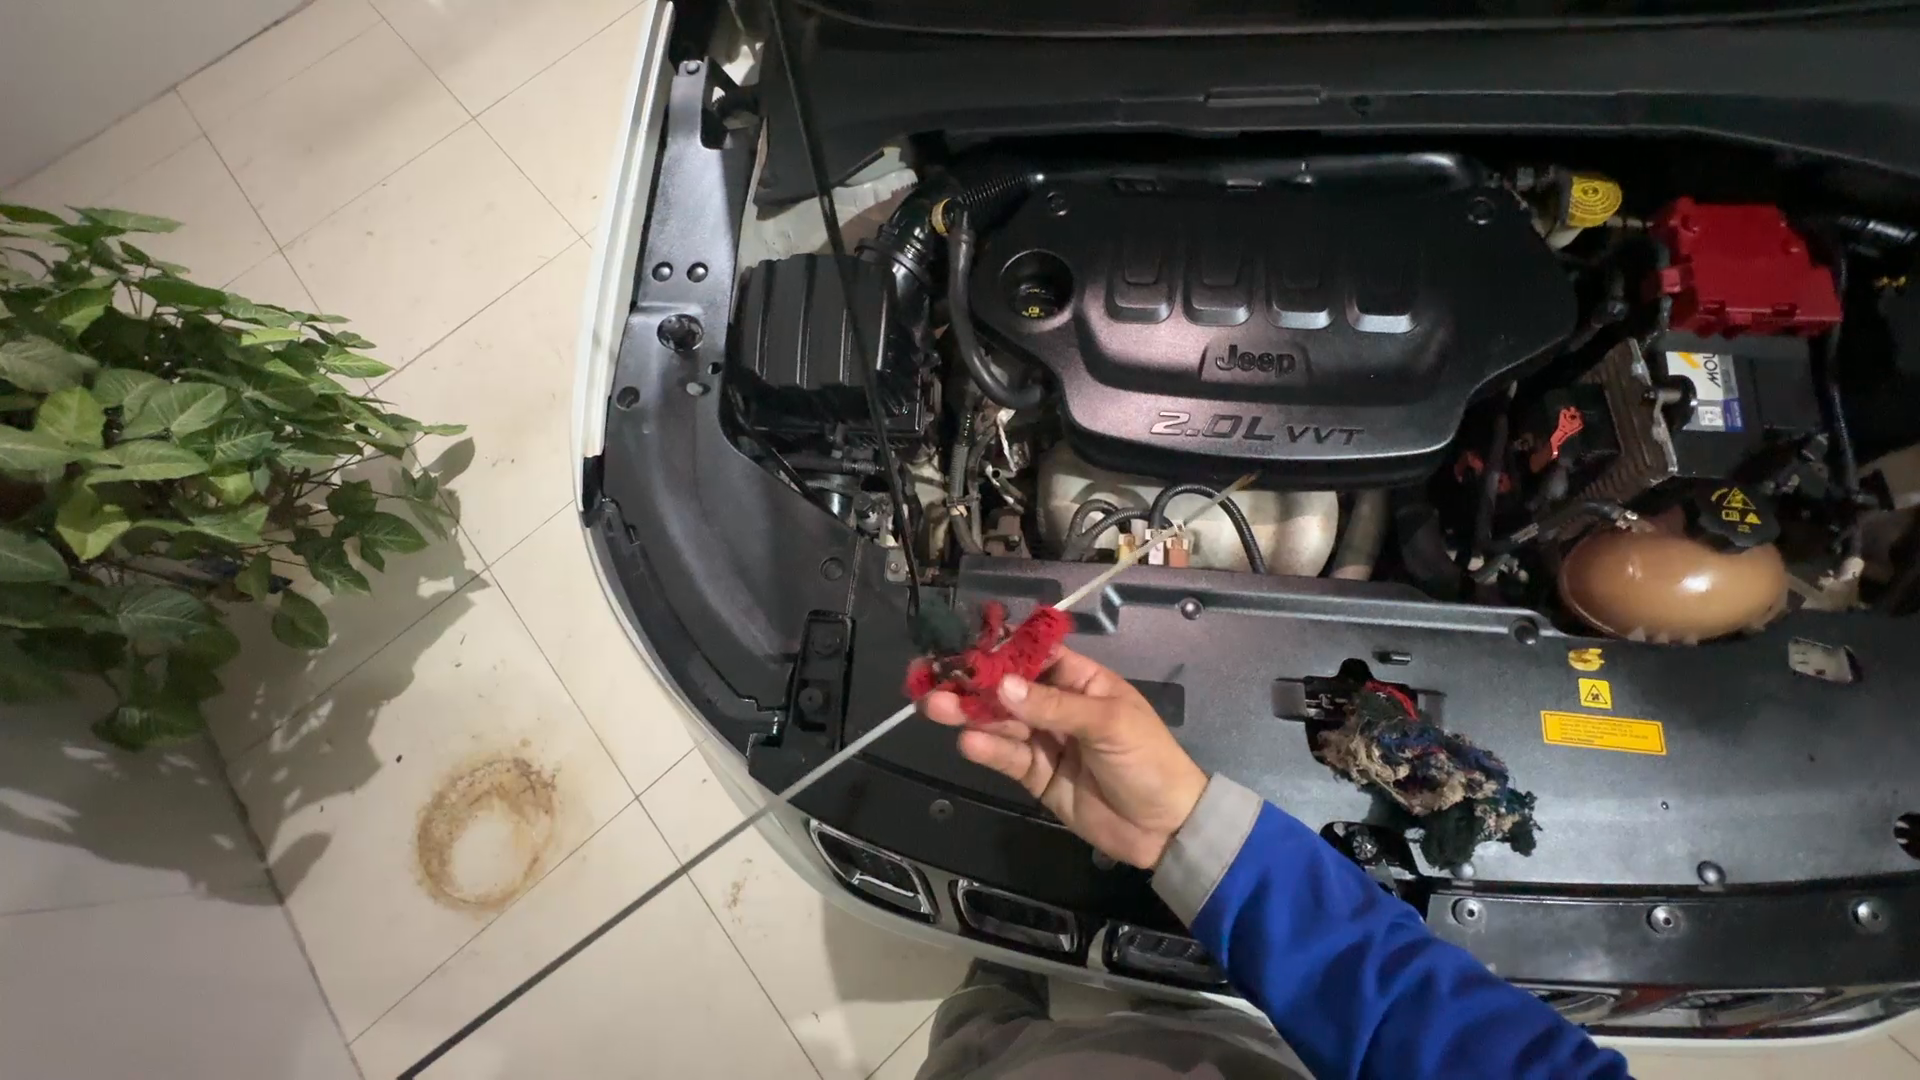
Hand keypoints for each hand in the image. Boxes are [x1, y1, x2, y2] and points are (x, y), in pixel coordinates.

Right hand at [919, 646, 1208, 869]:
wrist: (1166, 828)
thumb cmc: (1147, 759)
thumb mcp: (1107, 723)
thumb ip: (1054, 705)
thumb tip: (1003, 685)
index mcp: (1080, 680)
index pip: (1033, 656)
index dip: (1000, 651)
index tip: (963, 649)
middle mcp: (1056, 705)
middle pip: (1007, 689)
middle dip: (972, 684)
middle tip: (932, 680)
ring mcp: (1044, 740)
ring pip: (1000, 721)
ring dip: (968, 713)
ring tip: (935, 707)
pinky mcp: (1035, 775)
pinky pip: (1007, 756)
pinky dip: (987, 749)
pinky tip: (967, 742)